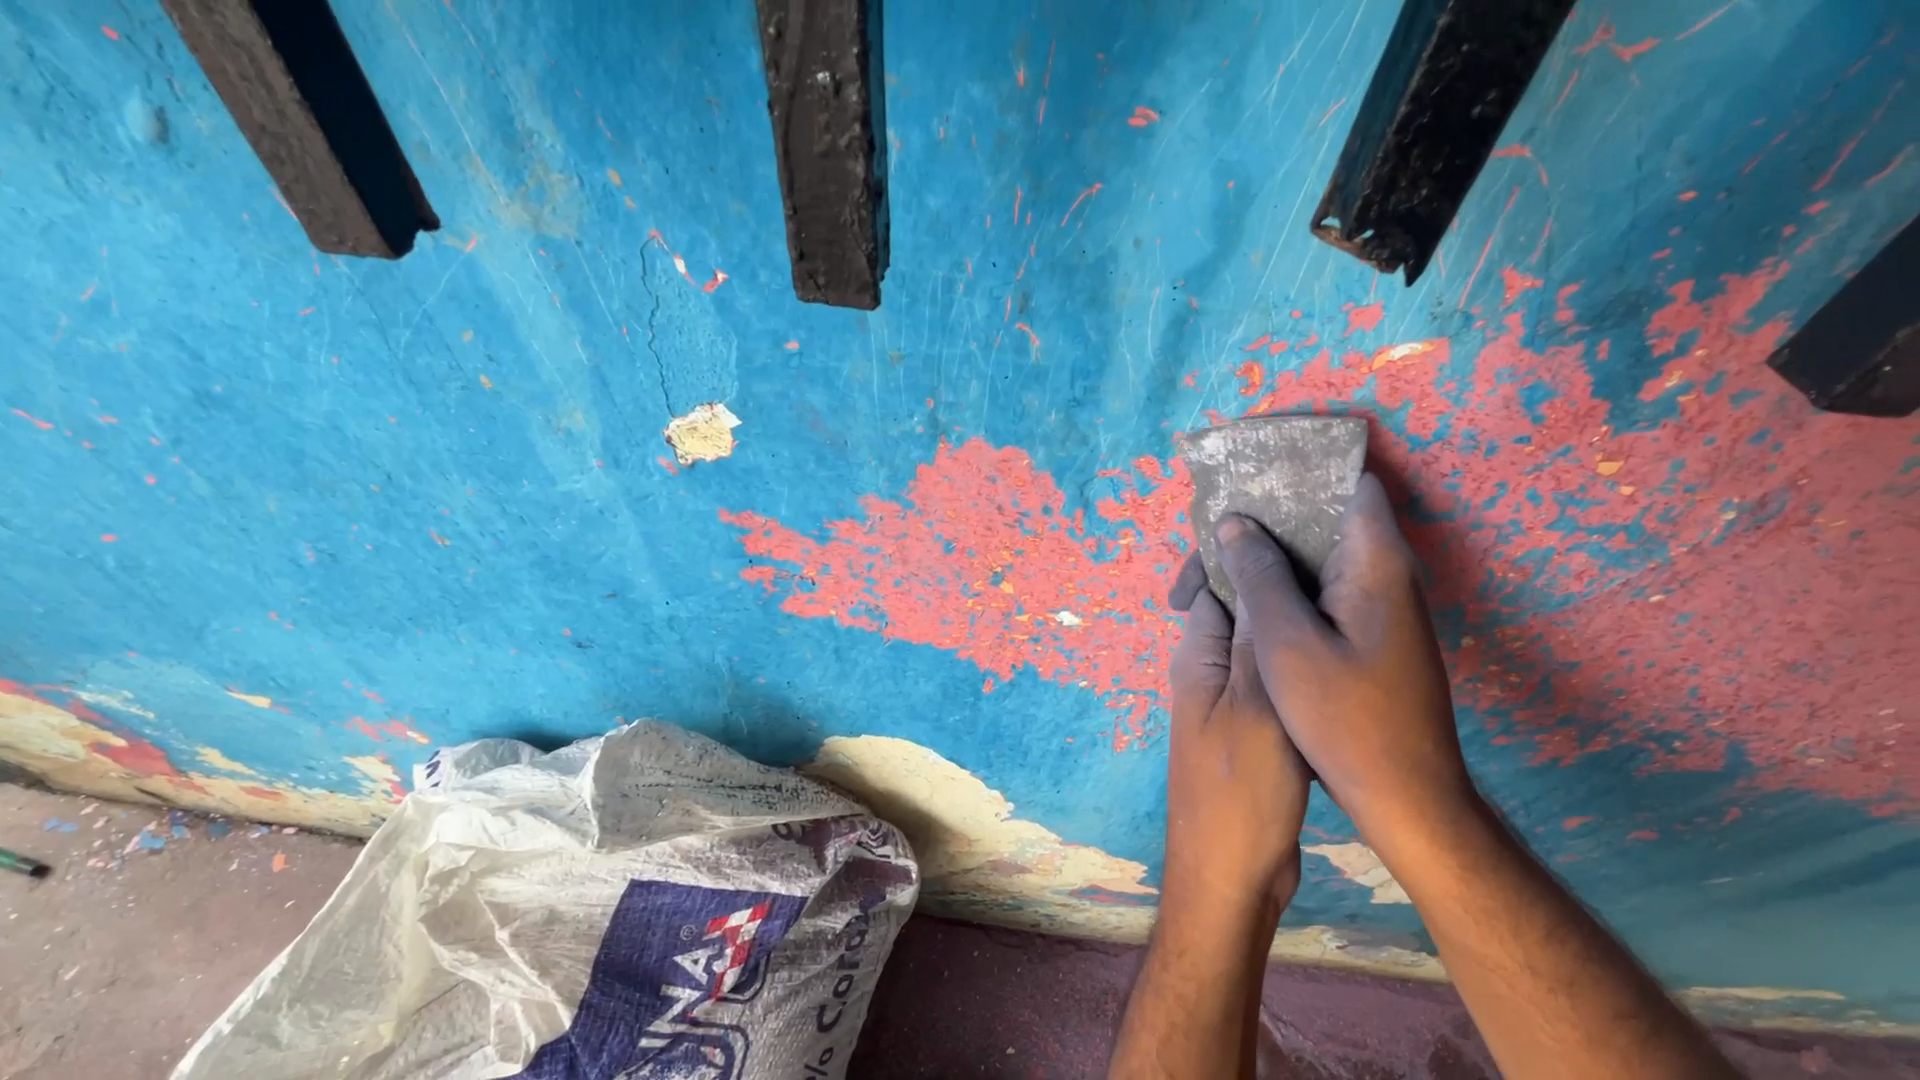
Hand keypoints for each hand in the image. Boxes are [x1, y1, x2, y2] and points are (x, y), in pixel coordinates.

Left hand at [1162, 552, 1312, 912]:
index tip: (1289, 518)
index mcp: (1198, 653)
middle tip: (1339, 550)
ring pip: (1265, 639)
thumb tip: (1242, 554)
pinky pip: (1280, 675)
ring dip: (1295, 615)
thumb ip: (1253, 634)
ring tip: (1350, 586)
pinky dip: (1305, 657)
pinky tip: (1344, 647)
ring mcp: (1234, 698)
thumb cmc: (1242, 788)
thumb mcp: (1257, 705)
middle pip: (1241, 603)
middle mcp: (1209, 667)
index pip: (1211, 577)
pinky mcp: (1258, 726)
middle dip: (1277, 575)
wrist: (1234, 872)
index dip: (1242, 544)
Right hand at [1212, 474, 1475, 845]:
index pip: (1346, 483)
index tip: (1244, 481)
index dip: (1297, 472)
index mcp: (1374, 561)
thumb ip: (1259, 576)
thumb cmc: (1346, 717)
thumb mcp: (1287, 642)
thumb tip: (1233, 524)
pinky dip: (1277, 588)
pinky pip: (1317, 589)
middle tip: (1202, 547)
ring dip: (1262, 560)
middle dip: (1260, 523)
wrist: (1403, 792)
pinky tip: (1236, 605)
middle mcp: (1382, 571)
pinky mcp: (1365, 631)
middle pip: (1319, 519)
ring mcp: (1375, 603)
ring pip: (1313, 557)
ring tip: (1204, 579)